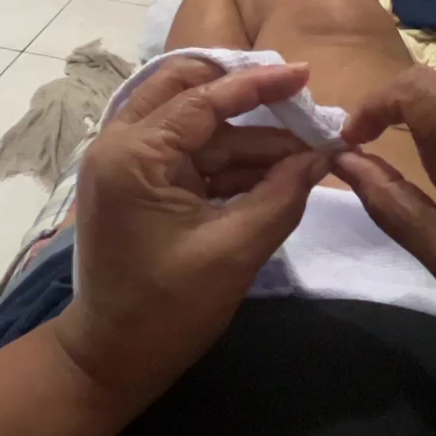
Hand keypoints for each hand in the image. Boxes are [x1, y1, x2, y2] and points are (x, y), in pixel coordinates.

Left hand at [52, 59, 329, 406]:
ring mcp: (129, 160)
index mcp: (132, 153)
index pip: (201, 99)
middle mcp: (122, 143)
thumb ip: (282, 196)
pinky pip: (192, 153)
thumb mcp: (233, 252)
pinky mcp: (142, 180)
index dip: (258, 85)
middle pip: (186, 90)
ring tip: (304, 146)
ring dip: (247, 134)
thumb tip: (323, 156)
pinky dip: (232, 160)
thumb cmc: (166, 311)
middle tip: (296, 101)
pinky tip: (277, 167)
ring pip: (195, 124)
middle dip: (244, 94)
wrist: (111, 361)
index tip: (304, 74)